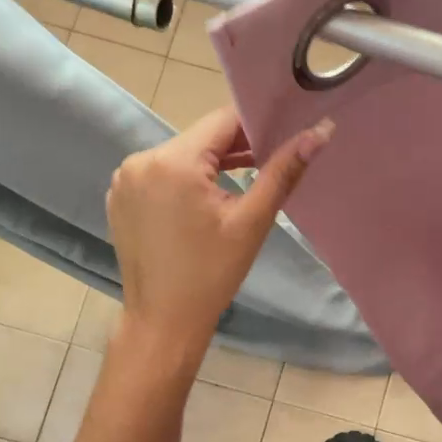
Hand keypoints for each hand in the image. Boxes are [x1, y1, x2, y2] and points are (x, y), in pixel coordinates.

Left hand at [106, 107, 334, 350]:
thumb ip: (284, 171)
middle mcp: (141, 160)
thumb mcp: (252, 221)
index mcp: (173, 161)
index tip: (282, 140)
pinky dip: (184, 182)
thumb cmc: (212, 274)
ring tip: (240, 189)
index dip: (256, 127)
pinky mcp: (120, 197)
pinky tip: (204, 207)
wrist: (164, 321)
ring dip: (211, 166)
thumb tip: (321, 130)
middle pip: (201, 138)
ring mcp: (125, 179)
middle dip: (235, 149)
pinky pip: (160, 175)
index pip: (223, 120)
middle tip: (268, 167)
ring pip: (181, 156)